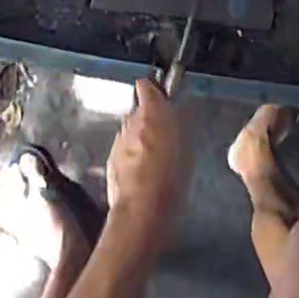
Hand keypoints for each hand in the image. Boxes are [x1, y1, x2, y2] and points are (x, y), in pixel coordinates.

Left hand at [105, 79, 186, 240]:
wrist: (141, 212)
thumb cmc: (170, 179)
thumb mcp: (187, 148)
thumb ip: (179, 123)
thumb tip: (178, 109)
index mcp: (151, 113)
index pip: (146, 85)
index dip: (152, 90)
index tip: (161, 97)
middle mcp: (130, 121)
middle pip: (138, 111)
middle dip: (148, 120)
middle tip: (164, 137)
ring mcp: (118, 140)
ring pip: (130, 131)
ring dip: (139, 139)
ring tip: (154, 160)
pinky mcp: (111, 160)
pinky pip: (124, 150)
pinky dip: (131, 156)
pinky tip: (142, 174)